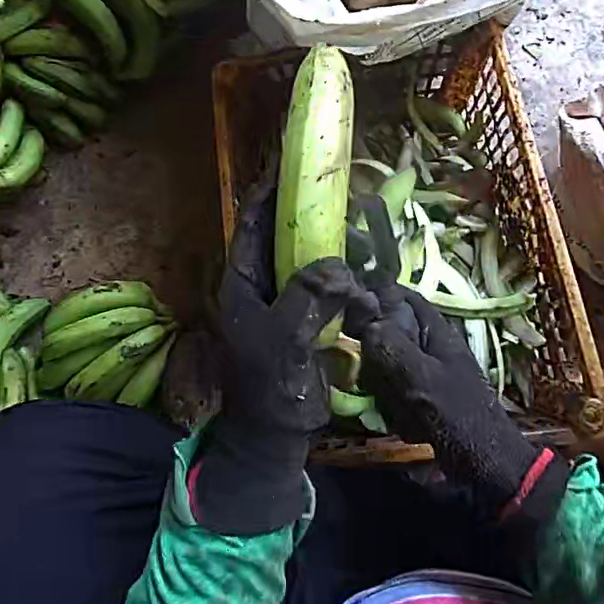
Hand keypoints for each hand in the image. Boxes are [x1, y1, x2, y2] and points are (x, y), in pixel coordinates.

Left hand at [191, 180, 359, 534]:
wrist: (276, 436)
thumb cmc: (270, 389)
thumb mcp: (285, 341)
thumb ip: (308, 297)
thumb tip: (339, 266)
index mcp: (242, 284)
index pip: (251, 227)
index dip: (266, 195)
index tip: (287, 166)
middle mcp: (259, 286)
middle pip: (279, 237)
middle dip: (302, 212)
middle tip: (333, 187)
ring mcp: (282, 302)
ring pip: (303, 258)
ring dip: (326, 241)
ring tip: (353, 220)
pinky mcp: (304, 319)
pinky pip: (322, 284)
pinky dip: (340, 272)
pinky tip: (362, 264)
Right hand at [344, 283, 556, 519]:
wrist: (487, 464)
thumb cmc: (457, 414)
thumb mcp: (419, 377)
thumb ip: (390, 345)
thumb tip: (364, 321)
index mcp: (435, 329)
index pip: (398, 294)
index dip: (372, 297)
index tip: (346, 312)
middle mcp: (430, 343)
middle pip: (389, 328)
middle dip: (373, 347)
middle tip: (364, 368)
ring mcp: (428, 369)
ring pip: (388, 359)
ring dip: (381, 380)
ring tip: (386, 400)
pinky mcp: (424, 393)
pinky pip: (395, 386)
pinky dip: (391, 401)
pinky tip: (398, 418)